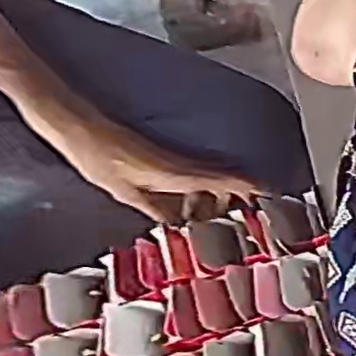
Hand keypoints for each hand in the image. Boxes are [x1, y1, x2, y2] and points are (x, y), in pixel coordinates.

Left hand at [31, 104, 264, 222]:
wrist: (79, 127)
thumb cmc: (98, 158)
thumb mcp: (126, 193)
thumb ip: (159, 211)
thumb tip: (180, 228)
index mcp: (185, 174)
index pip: (237, 182)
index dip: (259, 192)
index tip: (276, 202)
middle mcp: (190, 166)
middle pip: (234, 183)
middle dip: (243, 203)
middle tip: (242, 223)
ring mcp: (182, 161)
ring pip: (217, 181)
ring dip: (221, 200)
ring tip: (209, 221)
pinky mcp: (170, 159)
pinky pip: (200, 179)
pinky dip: (205, 193)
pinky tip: (192, 207)